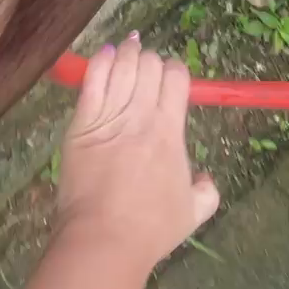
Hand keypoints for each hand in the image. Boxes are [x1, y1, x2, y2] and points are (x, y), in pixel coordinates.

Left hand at [55, 33, 218, 277]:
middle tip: (145, 69)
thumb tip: (205, 177)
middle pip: (148, 65)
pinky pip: (92, 80)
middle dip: (150, 60)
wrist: (103, 240)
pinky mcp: (82, 122)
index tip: (170, 78)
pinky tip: (105, 53)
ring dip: (126, 52)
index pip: (176, 77)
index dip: (174, 71)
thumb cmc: (150, 230)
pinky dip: (100, 61)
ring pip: (120, 65)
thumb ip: (206, 191)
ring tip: (127, 48)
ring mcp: (110, 116)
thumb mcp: (193, 214)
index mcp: (170, 132)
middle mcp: (141, 116)